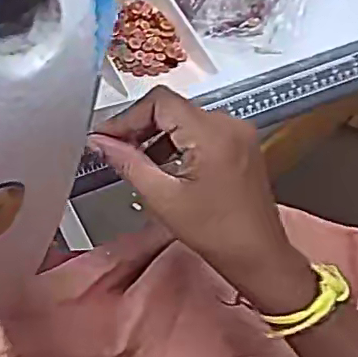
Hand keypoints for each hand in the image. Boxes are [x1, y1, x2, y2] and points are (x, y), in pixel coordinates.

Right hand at [87, 86, 313, 307]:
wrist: (256, 254)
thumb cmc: (214, 231)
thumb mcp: (161, 197)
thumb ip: (128, 163)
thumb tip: (101, 142)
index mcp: (212, 134)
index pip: (159, 102)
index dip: (127, 117)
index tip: (106, 138)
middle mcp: (229, 125)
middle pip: (171, 108)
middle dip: (138, 127)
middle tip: (113, 149)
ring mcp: (237, 133)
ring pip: (183, 119)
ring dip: (155, 136)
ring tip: (134, 160)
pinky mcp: (239, 144)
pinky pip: (198, 131)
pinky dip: (174, 142)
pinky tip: (160, 165)